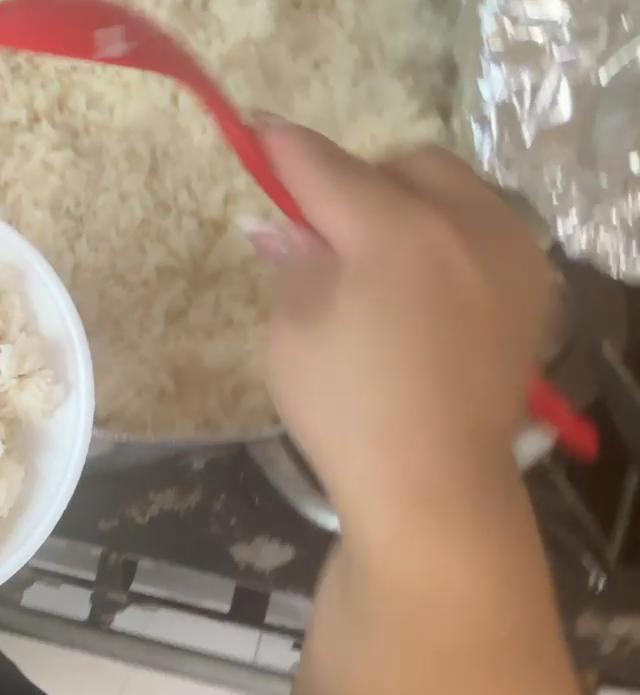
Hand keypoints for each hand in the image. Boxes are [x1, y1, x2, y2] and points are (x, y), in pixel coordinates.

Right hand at [251, 123, 557, 538]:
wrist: (429, 471)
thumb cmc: (340, 403)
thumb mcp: (291, 333)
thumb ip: (293, 265)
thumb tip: (279, 225)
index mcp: (393, 233)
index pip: (328, 170)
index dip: (286, 150)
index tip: (256, 130)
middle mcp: (466, 221)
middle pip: (405, 165)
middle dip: (355, 182)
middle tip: (312, 232)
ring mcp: (511, 250)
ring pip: (454, 190)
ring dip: (401, 206)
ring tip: (365, 263)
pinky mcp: (532, 283)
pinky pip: (485, 228)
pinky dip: (441, 236)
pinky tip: (413, 290)